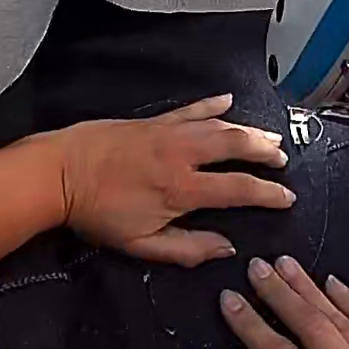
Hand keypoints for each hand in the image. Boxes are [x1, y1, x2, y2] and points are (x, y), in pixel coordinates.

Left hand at [46, 94, 293, 265]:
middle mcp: (184, 154)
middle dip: (265, 152)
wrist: (61, 171)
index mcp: (183, 188)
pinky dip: (213, 105)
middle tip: (282, 159)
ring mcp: (172, 131)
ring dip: (248, 130)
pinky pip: (193, 109)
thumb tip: (226, 246)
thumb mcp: (140, 244)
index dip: (267, 193)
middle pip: (237, 146)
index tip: (287, 197)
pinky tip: (228, 100)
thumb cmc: (99, 212)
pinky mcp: (158, 120)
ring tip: (269, 137)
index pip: (238, 189)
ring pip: (221, 126)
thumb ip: (187, 248)